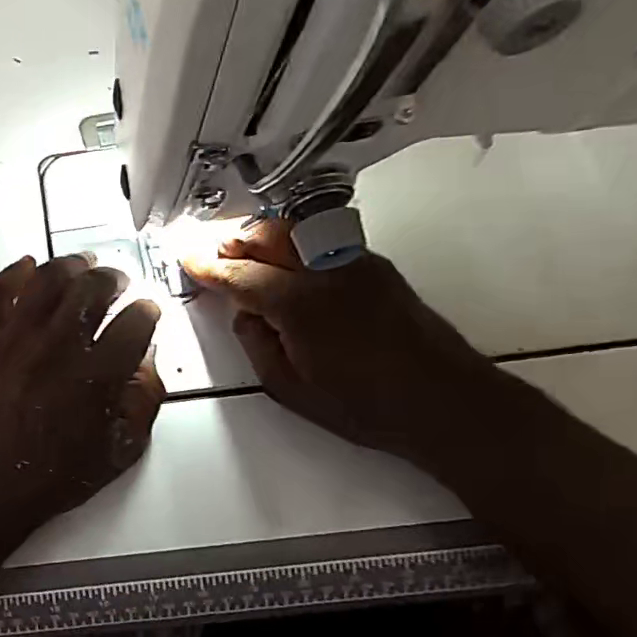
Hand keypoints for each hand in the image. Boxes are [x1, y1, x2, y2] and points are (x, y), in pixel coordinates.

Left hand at [0, 254, 164, 542]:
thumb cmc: (46, 479)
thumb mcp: (117, 453)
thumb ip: (142, 404)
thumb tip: (146, 366)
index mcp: (95, 376)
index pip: (134, 323)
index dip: (147, 311)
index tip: (148, 309)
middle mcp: (56, 348)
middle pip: (91, 288)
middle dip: (113, 278)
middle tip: (118, 280)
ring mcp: (16, 340)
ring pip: (47, 279)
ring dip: (70, 264)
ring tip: (82, 263)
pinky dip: (12, 274)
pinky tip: (26, 267)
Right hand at [180, 220, 509, 459]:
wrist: (449, 405)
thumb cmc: (368, 405)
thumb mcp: (288, 387)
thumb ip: (255, 343)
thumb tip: (247, 316)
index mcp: (300, 302)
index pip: (239, 274)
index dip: (206, 267)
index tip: (187, 260)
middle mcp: (328, 271)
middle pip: (268, 234)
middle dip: (233, 241)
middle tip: (213, 258)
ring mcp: (356, 264)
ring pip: (296, 230)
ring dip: (263, 240)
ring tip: (246, 262)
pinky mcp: (376, 269)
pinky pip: (321, 243)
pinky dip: (293, 248)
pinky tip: (287, 272)